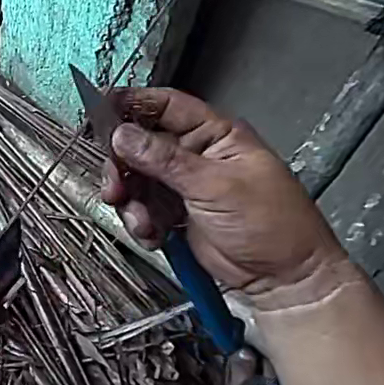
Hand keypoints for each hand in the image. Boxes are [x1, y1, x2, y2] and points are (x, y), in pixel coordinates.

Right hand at [100, 88, 355, 306]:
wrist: (282, 280)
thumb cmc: (273, 225)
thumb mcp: (216, 185)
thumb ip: (165, 160)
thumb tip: (124, 134)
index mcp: (215, 135)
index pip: (167, 106)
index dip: (133, 104)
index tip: (102, 108)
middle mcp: (195, 155)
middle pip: (140, 144)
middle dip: (122, 164)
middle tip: (116, 183)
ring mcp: (182, 185)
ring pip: (135, 179)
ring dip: (130, 199)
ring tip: (140, 219)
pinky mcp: (173, 213)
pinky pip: (141, 208)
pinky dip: (139, 221)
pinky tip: (154, 234)